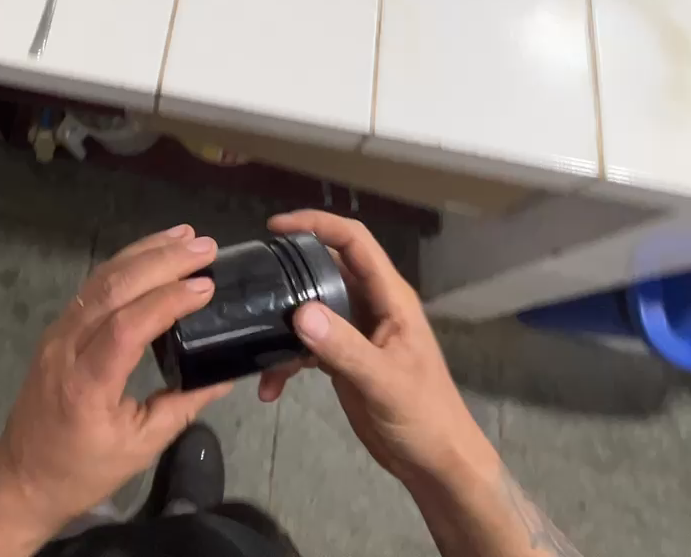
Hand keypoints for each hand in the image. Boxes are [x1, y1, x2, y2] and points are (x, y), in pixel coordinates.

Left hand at [0, 225, 232, 538]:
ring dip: (145, 252)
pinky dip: (126, 263)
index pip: (127, 328)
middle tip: (205, 246)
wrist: (22, 474)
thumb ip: (181, 407)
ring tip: (185, 235)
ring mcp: (59, 331)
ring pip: (102, 278)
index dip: (167, 301)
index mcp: (87, 384)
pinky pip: (94, 285)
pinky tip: (151, 252)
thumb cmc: (81, 469)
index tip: (206, 285)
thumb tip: (223, 375)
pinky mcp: (59, 325)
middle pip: (114, 289)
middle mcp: (68, 346)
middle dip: (162, 261)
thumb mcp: (138, 448)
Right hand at [256, 210, 494, 491]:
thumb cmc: (426, 418)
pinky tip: (270, 385)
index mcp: (390, 297)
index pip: (354, 241)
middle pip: (326, 267)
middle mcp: (370, 305)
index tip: (277, 227)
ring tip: (254, 331)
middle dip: (291, 266)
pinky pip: (306, 344)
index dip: (317, 224)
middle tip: (256, 273)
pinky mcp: (342, 357)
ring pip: (311, 305)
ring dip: (283, 320)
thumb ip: (344, 348)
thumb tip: (299, 312)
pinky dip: (286, 360)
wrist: (436, 467)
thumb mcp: (384, 382)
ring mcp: (356, 330)